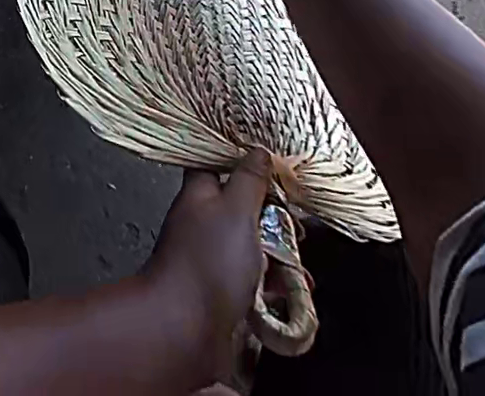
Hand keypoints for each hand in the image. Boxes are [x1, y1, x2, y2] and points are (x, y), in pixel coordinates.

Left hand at [142, 148, 273, 384]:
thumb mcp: (236, 209)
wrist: (185, 332)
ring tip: (299, 267)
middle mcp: (203, 222)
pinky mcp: (223, 291)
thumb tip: (259, 151)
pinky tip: (292, 292)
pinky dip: (275, 284)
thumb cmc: (208, 262)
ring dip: (279, 254)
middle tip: (294, 226)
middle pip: (242, 206)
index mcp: (199, 193)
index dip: (243, 161)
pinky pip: (254, 279)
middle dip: (273, 215)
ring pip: (252, 244)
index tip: (272, 165)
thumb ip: (249, 179)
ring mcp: (212, 257)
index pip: (218, 163)